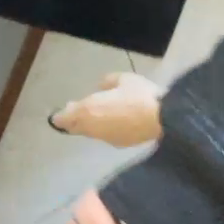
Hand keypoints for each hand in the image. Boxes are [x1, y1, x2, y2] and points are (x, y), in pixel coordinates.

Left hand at [49, 71, 170, 148]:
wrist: (161, 118)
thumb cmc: (140, 95)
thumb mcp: (124, 79)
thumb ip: (109, 82)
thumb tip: (102, 86)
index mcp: (88, 110)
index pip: (64, 118)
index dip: (61, 115)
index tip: (64, 109)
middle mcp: (91, 128)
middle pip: (75, 128)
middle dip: (74, 121)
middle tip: (78, 112)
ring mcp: (105, 138)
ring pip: (91, 133)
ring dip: (91, 125)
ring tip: (100, 115)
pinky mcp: (119, 144)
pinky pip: (106, 136)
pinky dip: (106, 129)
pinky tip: (117, 122)